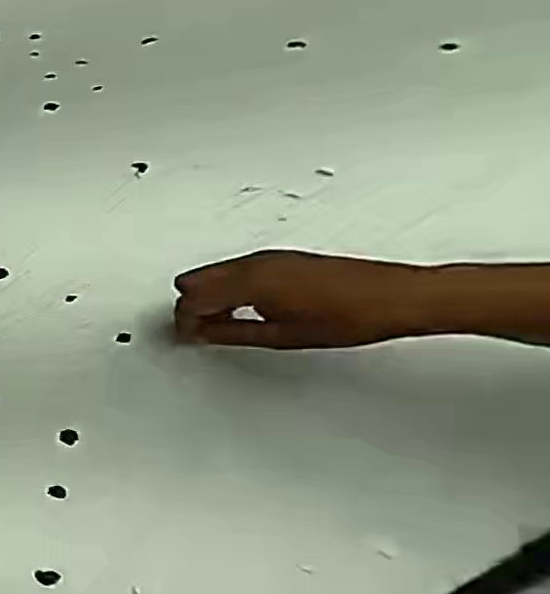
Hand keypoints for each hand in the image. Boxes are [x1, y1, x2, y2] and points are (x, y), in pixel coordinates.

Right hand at [173, 249, 432, 347]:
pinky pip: (236, 269)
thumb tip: (205, 333)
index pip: (192, 301)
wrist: (407, 298)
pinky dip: (230, 286)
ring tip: (224, 320)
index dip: (186, 322)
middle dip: (192, 305)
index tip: (189, 336)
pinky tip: (245, 305)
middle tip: (201, 328)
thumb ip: (232, 333)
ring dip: (210, 295)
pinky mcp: (284, 257)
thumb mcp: (281, 335)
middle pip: (193, 281)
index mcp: (248, 282)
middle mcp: (253, 264)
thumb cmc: (357, 315)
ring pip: (212, 273)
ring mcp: (269, 258)